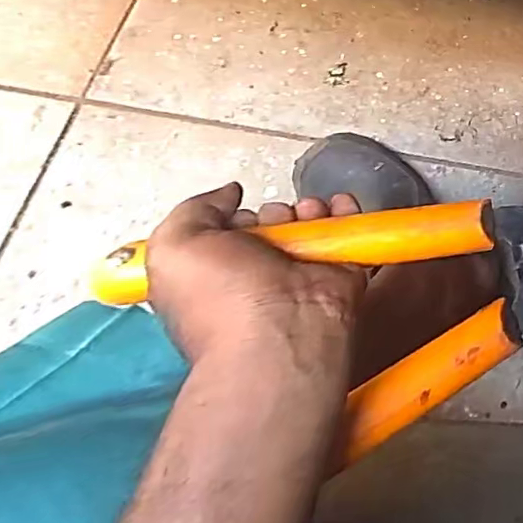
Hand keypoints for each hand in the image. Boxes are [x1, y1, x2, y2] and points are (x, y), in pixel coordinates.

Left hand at [145, 182, 367, 372]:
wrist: (280, 328)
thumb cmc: (220, 298)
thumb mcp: (173, 250)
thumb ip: (192, 211)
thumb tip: (228, 194)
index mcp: (219, 272)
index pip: (232, 228)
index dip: (234, 216)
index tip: (237, 219)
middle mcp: (262, 271)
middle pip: (275, 219)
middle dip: (277, 211)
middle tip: (276, 224)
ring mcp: (304, 269)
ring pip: (311, 220)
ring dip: (312, 208)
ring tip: (309, 216)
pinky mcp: (341, 266)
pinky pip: (348, 227)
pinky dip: (346, 212)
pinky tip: (337, 209)